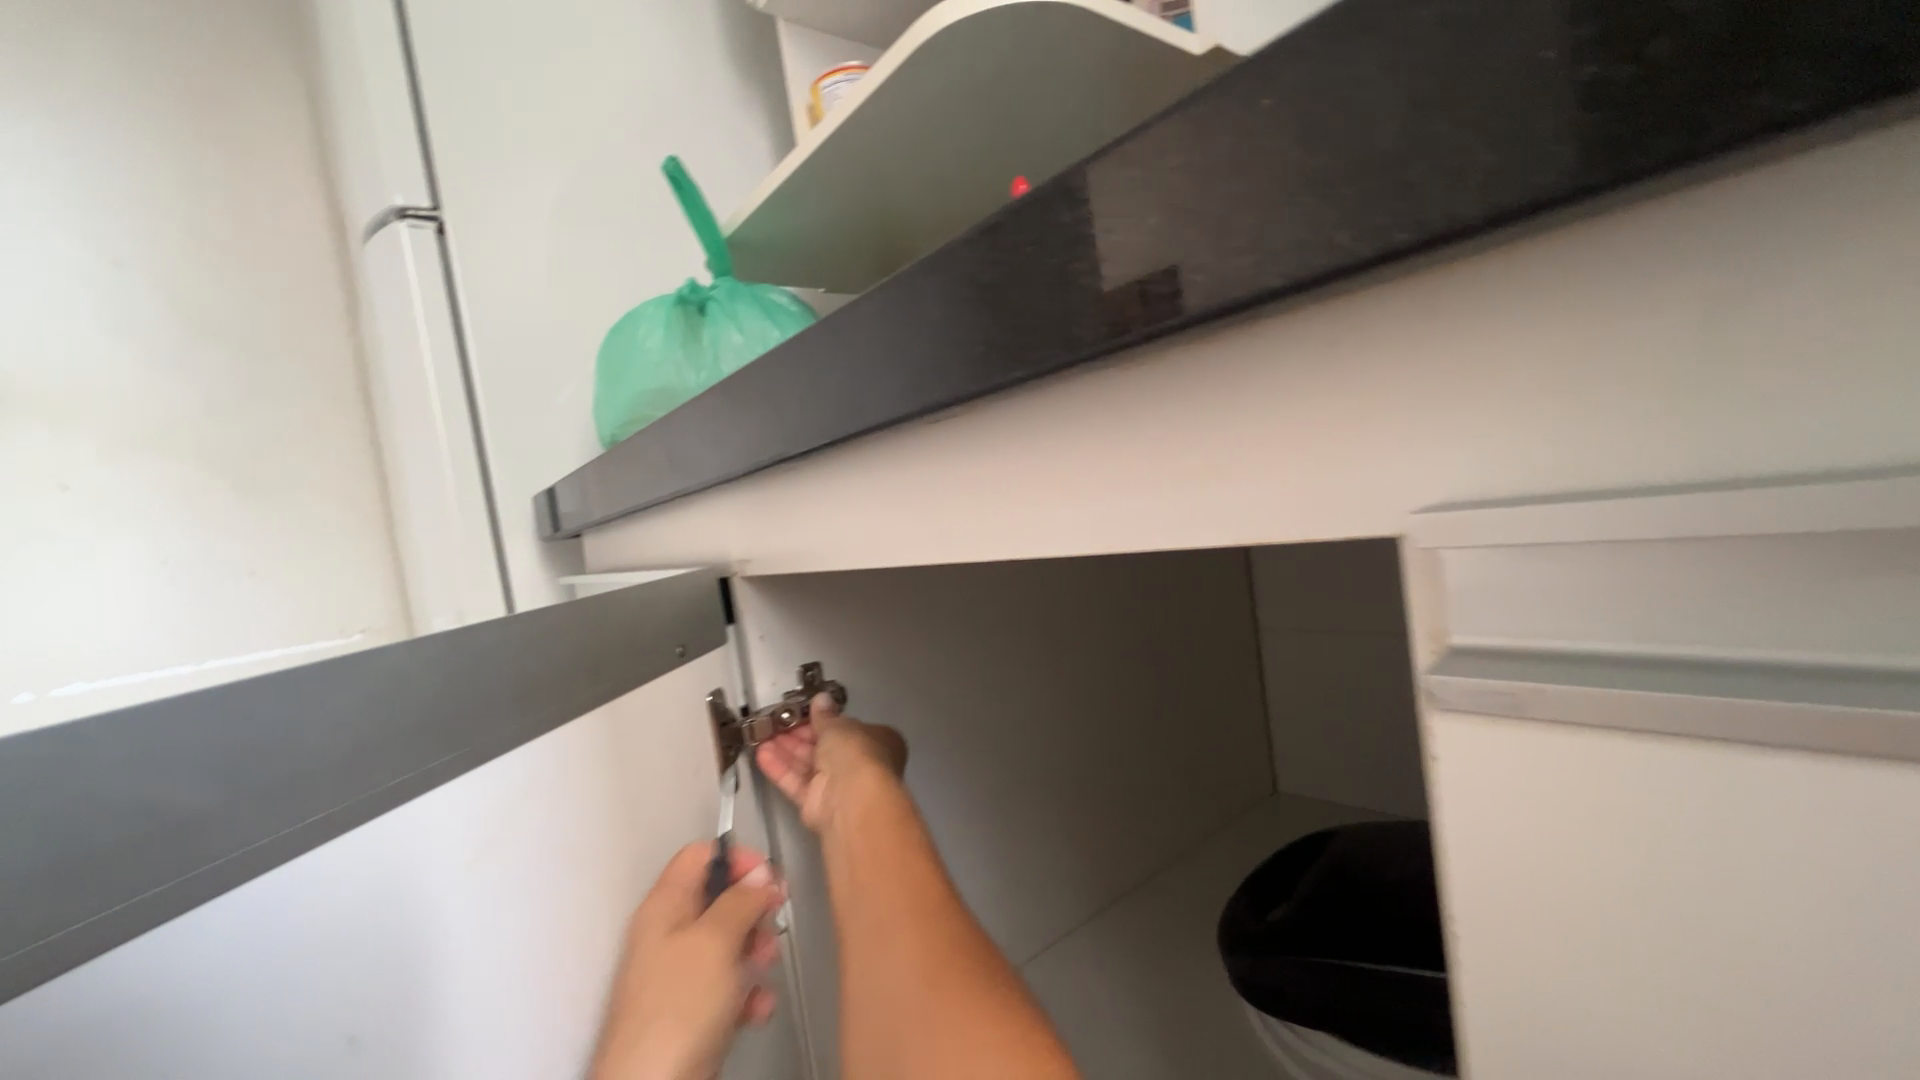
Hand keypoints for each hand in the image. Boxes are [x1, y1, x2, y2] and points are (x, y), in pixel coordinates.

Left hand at [590, 841, 784, 1079]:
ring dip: (755, 952)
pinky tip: (755, 1006)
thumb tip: (758, 875)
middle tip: (769, 923)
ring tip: (763, 967)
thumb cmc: (673, 1014)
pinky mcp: (692, 1011)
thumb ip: (740, 900)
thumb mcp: (715, 941)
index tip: (766, 877)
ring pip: (729, 943)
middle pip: (719, 899)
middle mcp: (668, 936)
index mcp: (664, 907)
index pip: (700, 856)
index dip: (737, 859)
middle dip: (753, 911)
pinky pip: (729, 985)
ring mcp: (679, 975)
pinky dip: (748, 992)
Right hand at [756, 693, 907, 832]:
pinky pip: (797, 782)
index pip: (848, 728)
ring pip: (808, 765)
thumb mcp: (839, 726)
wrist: (852, 799)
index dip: (825, 720)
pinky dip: (780, 769)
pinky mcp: (817, 804)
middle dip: (800, 735)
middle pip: (825, 747)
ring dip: (786, 750)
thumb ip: (825, 715)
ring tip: (763, 735)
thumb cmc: (856, 753)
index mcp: (876, 741)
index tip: (803, 712)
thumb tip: (821, 699)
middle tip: (777, 722)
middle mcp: (860, 764)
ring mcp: (838, 786)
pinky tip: (762, 754)